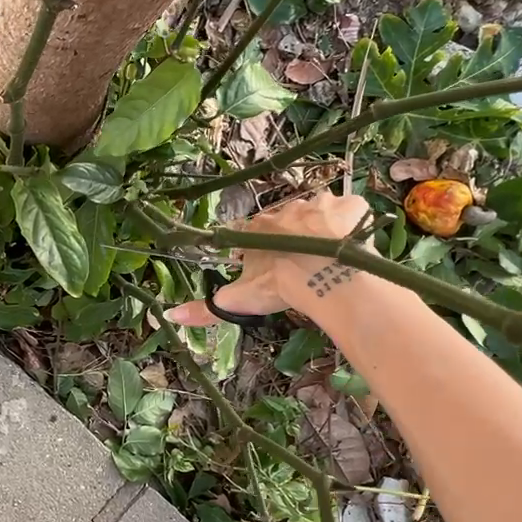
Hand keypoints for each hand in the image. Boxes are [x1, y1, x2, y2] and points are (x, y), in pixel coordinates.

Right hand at [167, 192, 370, 323]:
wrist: (322, 276)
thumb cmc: (277, 285)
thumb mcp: (238, 300)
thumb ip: (204, 310)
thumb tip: (170, 316)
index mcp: (255, 228)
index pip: (248, 231)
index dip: (256, 248)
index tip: (266, 265)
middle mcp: (284, 209)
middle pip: (284, 221)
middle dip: (290, 238)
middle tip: (298, 264)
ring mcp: (318, 205)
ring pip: (317, 213)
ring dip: (320, 229)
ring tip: (327, 256)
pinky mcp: (349, 206)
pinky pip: (350, 211)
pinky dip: (351, 224)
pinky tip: (352, 243)